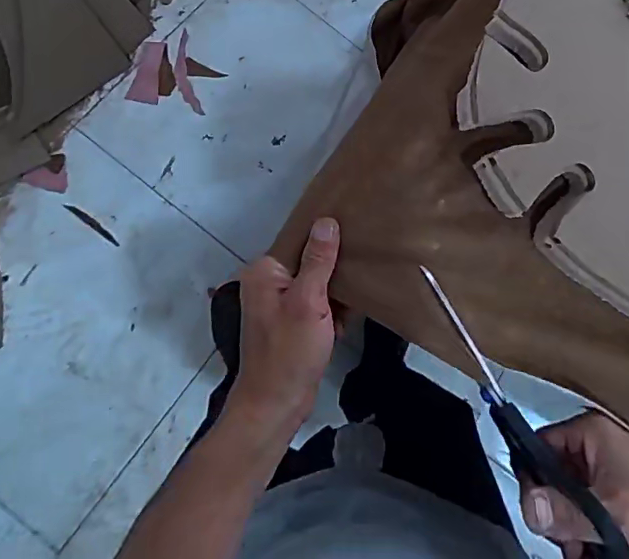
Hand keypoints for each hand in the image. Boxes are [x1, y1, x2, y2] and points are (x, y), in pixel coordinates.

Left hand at [222, 217, 340, 440]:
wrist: (276, 407)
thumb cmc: (289, 353)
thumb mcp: (308, 302)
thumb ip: (318, 261)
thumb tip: (326, 221)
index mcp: (265, 272)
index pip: (300, 238)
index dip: (327, 233)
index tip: (356, 226)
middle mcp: (269, 283)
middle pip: (311, 258)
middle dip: (336, 262)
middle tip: (364, 256)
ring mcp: (281, 304)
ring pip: (319, 280)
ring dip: (339, 286)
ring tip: (361, 282)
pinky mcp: (294, 321)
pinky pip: (320, 300)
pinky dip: (335, 306)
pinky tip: (349, 312)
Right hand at [521, 412, 628, 558]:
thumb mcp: (612, 513)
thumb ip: (567, 509)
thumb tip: (530, 503)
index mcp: (595, 431)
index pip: (542, 444)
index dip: (534, 479)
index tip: (537, 513)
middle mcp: (599, 446)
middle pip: (553, 477)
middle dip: (555, 512)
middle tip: (570, 540)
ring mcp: (609, 473)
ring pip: (567, 501)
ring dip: (570, 529)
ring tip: (587, 549)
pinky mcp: (617, 499)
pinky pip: (586, 515)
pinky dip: (586, 535)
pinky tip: (598, 550)